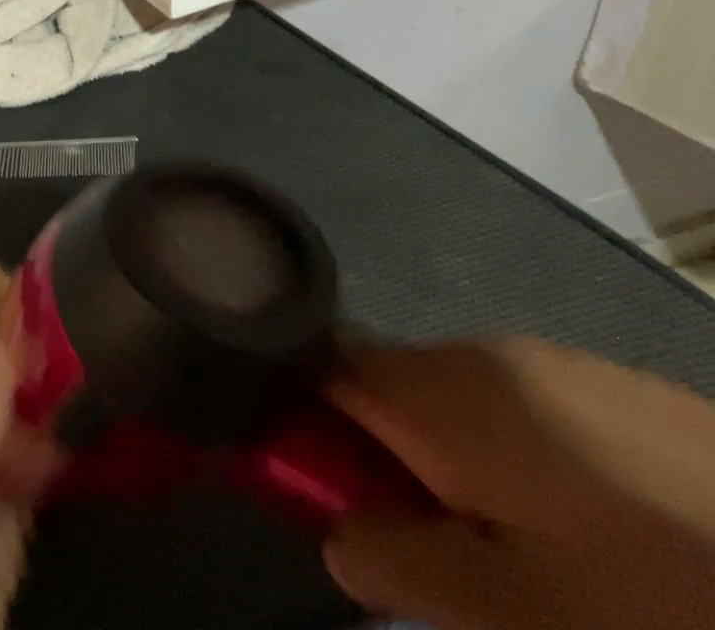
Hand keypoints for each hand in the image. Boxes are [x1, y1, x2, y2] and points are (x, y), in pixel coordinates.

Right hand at [322, 337, 714, 629]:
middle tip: (430, 543)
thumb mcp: (502, 607)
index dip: (298, 431)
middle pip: (380, 387)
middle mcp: (492, 353)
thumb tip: (342, 536)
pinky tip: (584, 530)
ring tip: (516, 548)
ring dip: (446, 465)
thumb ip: (387, 559)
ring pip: (450, 403)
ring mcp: (568, 367)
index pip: (314, 372)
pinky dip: (512, 462)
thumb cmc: (659, 598)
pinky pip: (521, 412)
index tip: (330, 500)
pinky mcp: (627, 392)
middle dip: (378, 458)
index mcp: (445, 387)